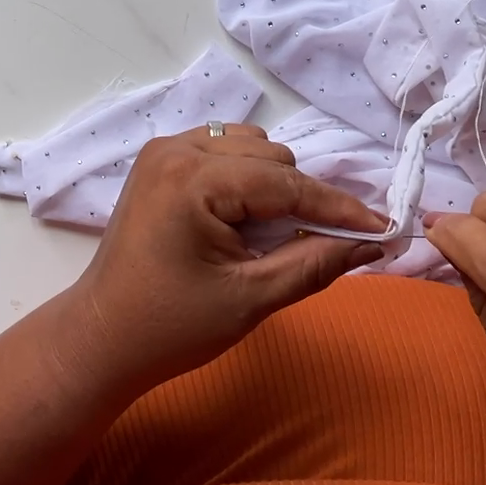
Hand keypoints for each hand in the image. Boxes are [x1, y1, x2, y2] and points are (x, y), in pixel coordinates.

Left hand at [62, 124, 388, 391]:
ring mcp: (164, 149)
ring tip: (269, 235)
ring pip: (251, 146)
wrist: (103, 337)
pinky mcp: (160, 159)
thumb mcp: (250, 299)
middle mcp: (177, 149)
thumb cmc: (172, 326)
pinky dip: (246, 176)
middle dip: (301, 200)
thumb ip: (314, 263)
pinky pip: (224, 147)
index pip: (285, 183)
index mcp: (193, 179)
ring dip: (273, 184)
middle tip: (314, 245)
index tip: (382, 226)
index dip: (338, 207)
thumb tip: (370, 242)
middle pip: (272, 157)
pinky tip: (242, 215)